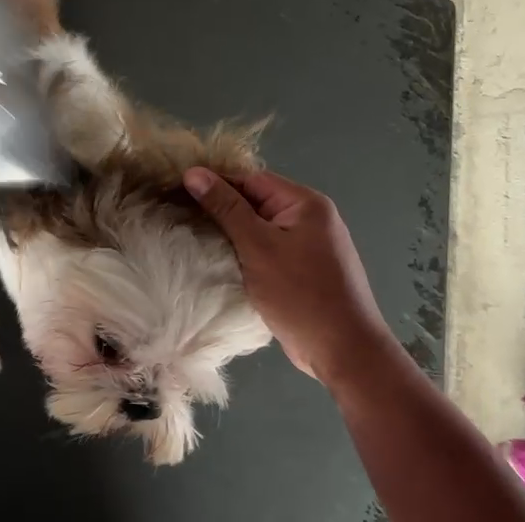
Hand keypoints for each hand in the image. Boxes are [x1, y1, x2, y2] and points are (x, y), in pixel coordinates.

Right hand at [183, 168, 400, 385]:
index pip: (249, 180)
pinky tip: (220, 260)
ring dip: (231, 233)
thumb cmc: (301, 293)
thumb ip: (224, 207)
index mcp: (305, 204)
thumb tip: (193, 172)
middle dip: (221, 210)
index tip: (178, 195)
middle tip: (182, 218)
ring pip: (258, 227)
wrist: (345, 353)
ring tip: (195, 238)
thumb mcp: (256, 245)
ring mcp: (309, 245)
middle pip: (254, 201)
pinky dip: (245, 251)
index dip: (214, 185)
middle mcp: (311, 218)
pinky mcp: (303, 269)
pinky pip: (267, 248)